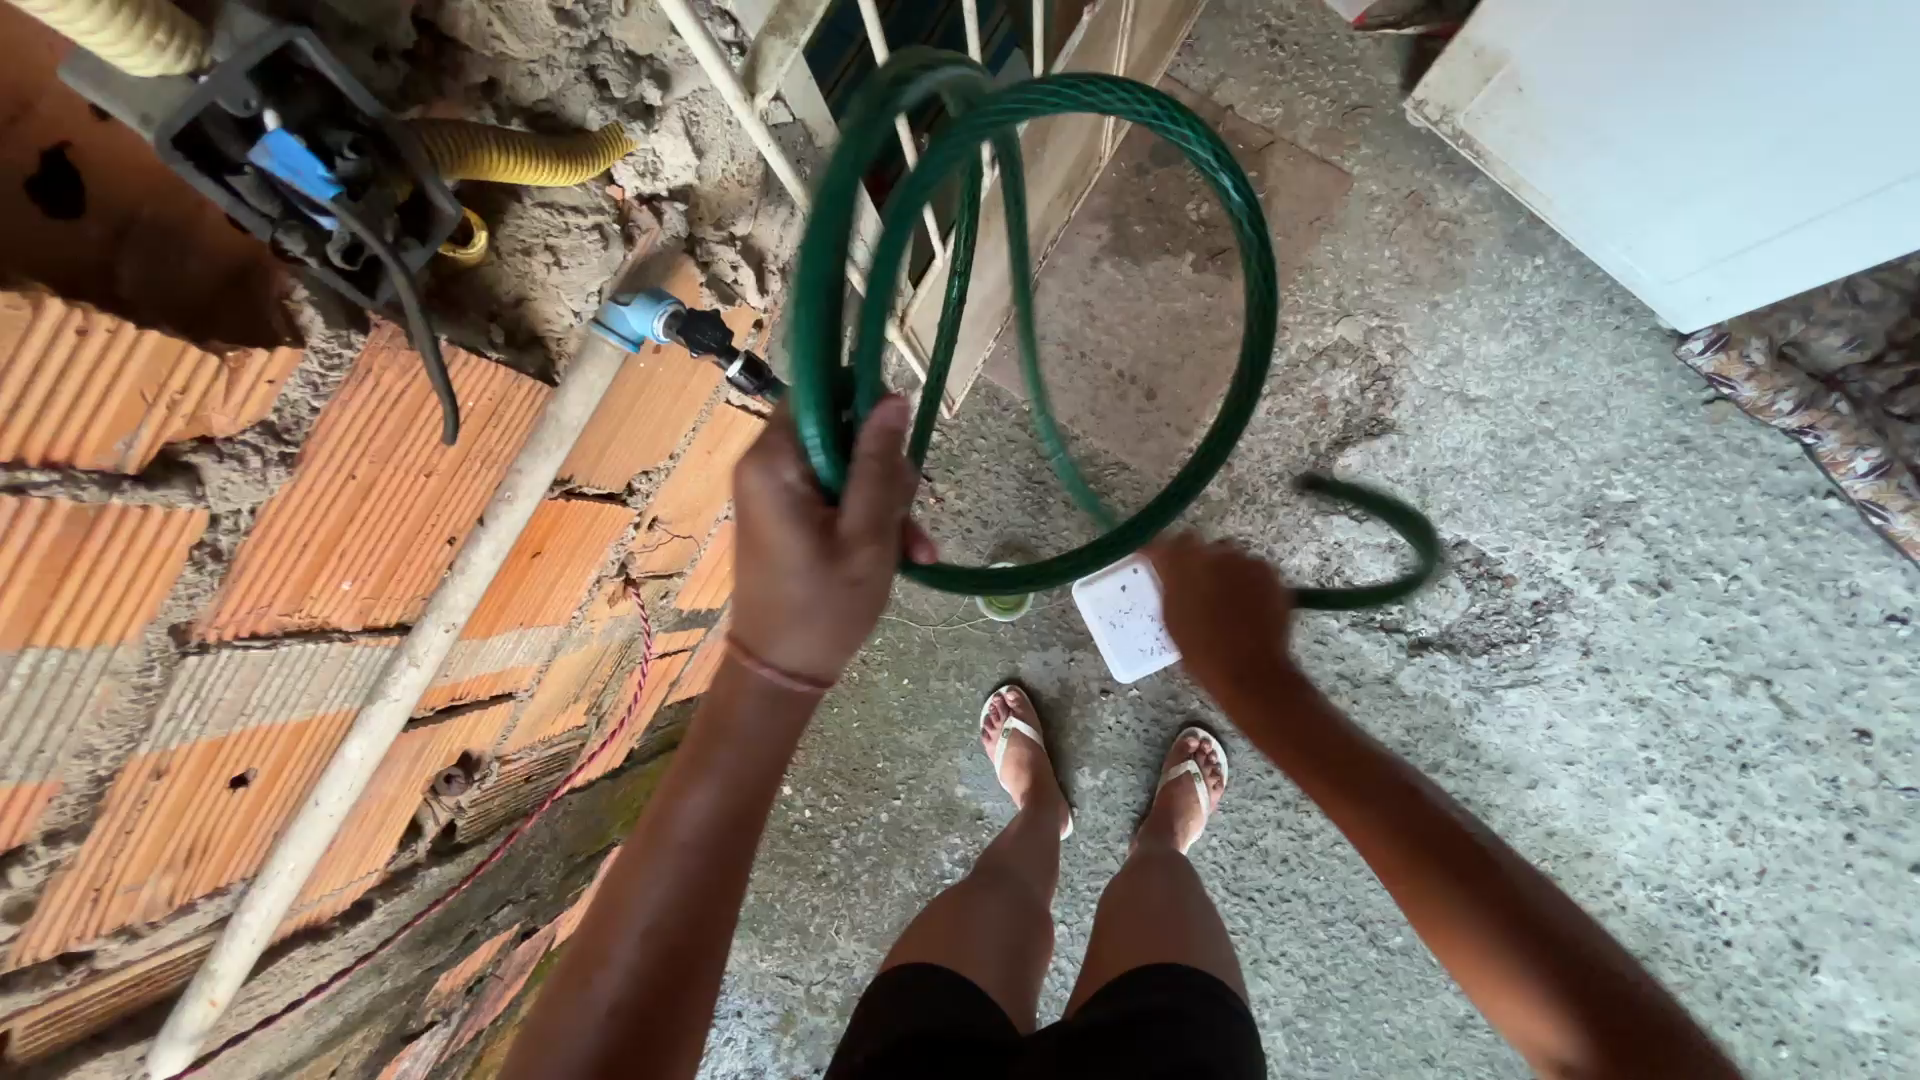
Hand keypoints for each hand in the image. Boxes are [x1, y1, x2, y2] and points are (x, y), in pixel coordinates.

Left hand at [729, 395, 936, 685]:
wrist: (783, 671)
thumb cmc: (825, 607)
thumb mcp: (867, 535)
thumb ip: (880, 464)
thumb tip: (893, 397)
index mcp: (773, 462)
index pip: (818, 390)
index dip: (864, 401)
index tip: (900, 436)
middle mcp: (766, 465)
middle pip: (838, 430)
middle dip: (885, 468)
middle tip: (911, 513)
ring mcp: (777, 491)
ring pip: (846, 465)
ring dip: (886, 502)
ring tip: (914, 550)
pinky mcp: (788, 513)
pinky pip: (836, 495)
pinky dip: (868, 518)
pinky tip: (904, 555)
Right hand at [1149, 531, 1296, 702]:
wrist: (1249, 669)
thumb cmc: (1201, 650)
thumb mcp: (1172, 618)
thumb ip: (1169, 586)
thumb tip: (1167, 571)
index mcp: (1181, 565)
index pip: (1166, 543)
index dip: (1163, 553)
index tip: (1159, 564)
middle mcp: (1213, 553)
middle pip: (1200, 547)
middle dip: (1196, 562)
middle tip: (1195, 587)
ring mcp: (1244, 560)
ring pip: (1228, 556)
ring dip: (1223, 570)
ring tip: (1224, 599)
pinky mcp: (1269, 572)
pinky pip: (1252, 568)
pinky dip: (1247, 580)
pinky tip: (1246, 603)